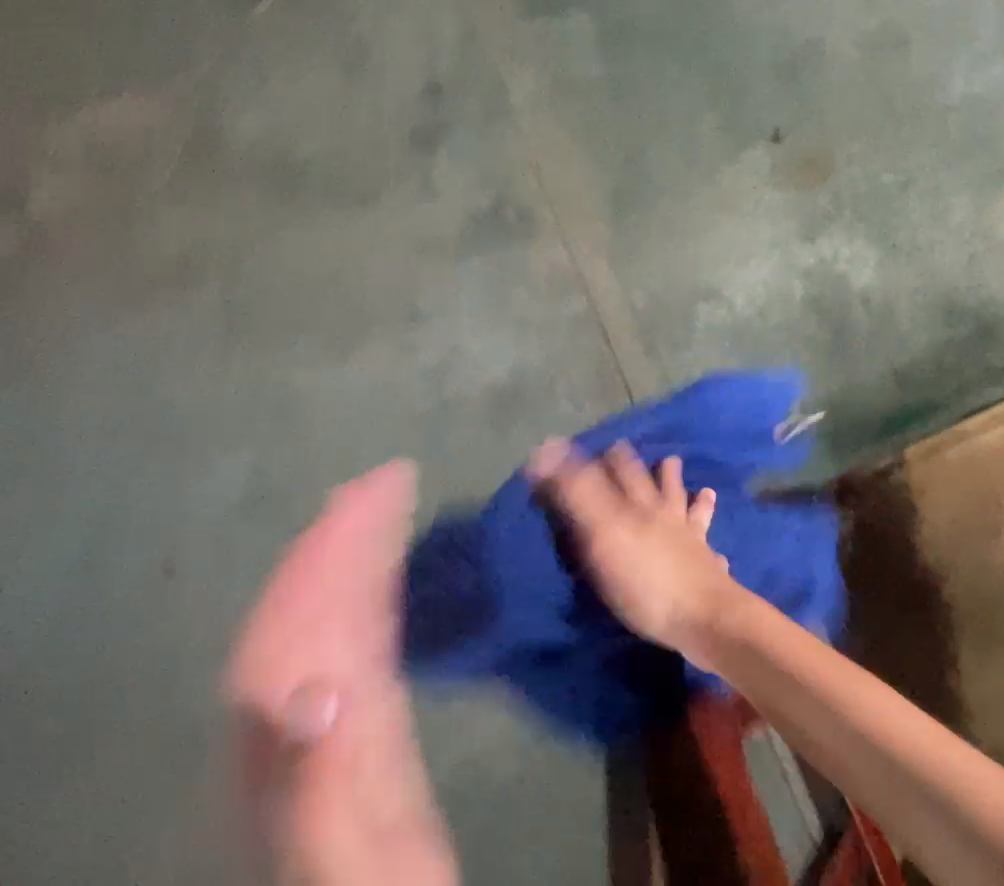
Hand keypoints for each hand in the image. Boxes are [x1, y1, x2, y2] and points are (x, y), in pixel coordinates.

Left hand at [225, 460, 455, 885]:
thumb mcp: (368, 855)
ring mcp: (313, 746)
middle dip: (334, 547)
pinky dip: (354, 612)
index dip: (336, 557)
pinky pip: (335, 664)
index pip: (302, 636)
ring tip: (374, 513)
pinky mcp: (344, 755)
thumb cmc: (387, 885)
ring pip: (309, 641)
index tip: (381, 490)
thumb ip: (331, 782)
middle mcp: (293, 742)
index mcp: (304, 757)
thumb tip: (322, 686)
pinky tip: (374, 591)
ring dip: (339, 570)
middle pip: (297, 629)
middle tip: (382, 480)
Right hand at [528, 439, 741, 661]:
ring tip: (705, 490)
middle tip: (668, 457)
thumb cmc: (646, 581)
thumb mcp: (603, 534)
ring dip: (698, 503)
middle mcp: (672, 522)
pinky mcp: (710, 573)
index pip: (628, 478)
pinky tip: (721, 555)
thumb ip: (580, 493)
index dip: (619, 462)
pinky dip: (716, 554)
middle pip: (667, 492)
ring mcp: (695, 547)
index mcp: (644, 510)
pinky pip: (713, 558)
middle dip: (662, 474)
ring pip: (695, 517)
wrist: (703, 616)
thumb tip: (551, 447)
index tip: (616, 444)